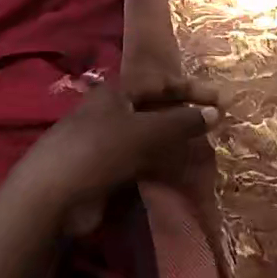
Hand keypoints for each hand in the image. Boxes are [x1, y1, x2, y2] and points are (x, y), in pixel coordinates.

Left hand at [7, 77, 223, 235]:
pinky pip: (143, 162)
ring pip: (151, 138)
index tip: (222, 99)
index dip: (191, 89)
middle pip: (156, 109)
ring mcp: (109, 142)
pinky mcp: (108, 170)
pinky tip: (182, 174)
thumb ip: (180, 122)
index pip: (161, 82)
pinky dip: (162, 165)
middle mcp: (113, 111)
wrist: (54, 195)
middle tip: (217, 126)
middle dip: (185, 117)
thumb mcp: (143, 132)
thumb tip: (215, 111)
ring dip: (176, 144)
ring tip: (206, 152)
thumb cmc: (98, 149)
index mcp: (117, 91)